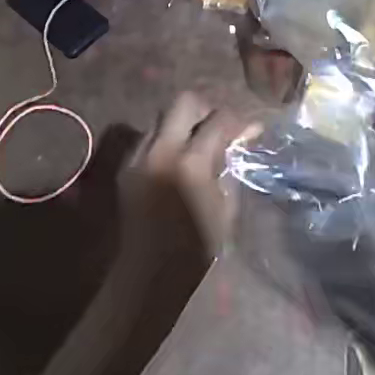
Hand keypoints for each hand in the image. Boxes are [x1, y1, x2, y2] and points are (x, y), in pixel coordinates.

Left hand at [117, 94, 251, 272]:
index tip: (248, 131)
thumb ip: (229, 165)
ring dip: (182, 125)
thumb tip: (241, 139)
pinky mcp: (126, 165)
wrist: (148, 273)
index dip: (238, 121)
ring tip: (194, 146)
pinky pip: (148, 138)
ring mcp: (139, 155)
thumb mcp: (225, 207)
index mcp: (192, 162)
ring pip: (162, 117)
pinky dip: (164, 141)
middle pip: (184, 101)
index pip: (219, 119)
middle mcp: (162, 149)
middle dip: (205, 110)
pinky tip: (174, 163)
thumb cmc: (196, 247)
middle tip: (217, 131)